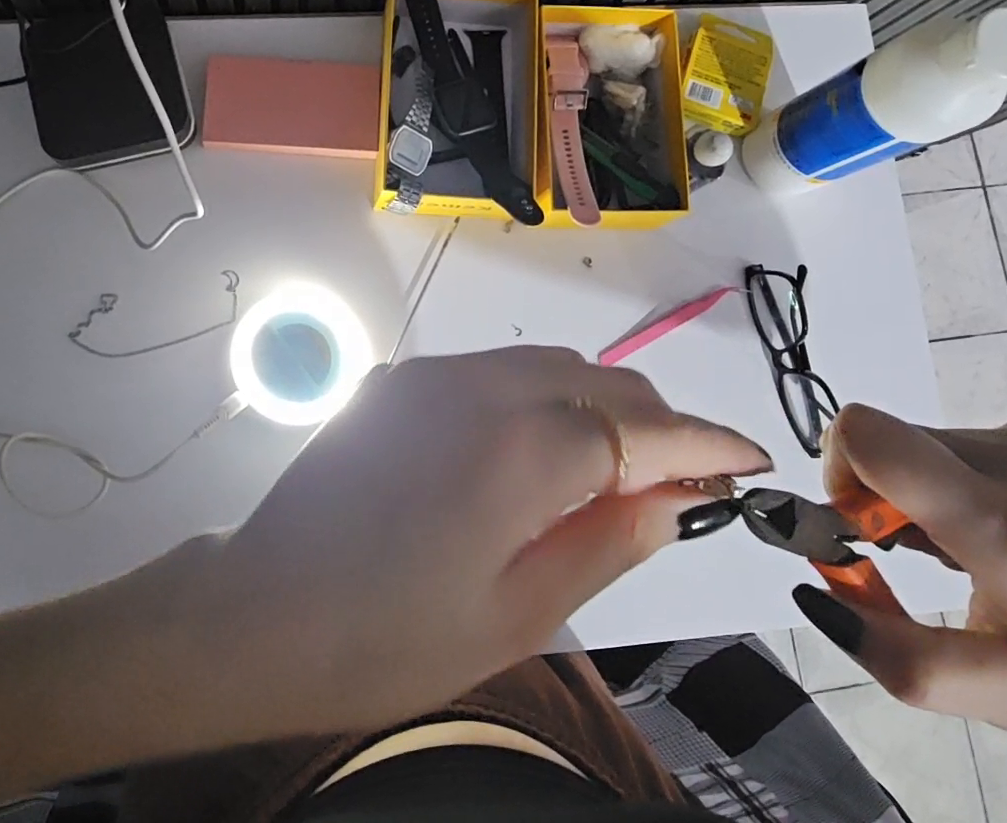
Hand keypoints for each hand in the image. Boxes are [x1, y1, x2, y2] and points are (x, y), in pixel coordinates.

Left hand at [194, 346, 770, 736]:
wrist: (256, 613)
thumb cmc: (388, 639)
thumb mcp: (516, 615)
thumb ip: (605, 545)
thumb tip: (671, 499)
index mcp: (522, 450)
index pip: (643, 429)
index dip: (707, 443)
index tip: (750, 461)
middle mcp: (479, 387)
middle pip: (600, 382)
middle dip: (654, 422)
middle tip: (680, 480)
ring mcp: (429, 375)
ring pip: (547, 367)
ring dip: (596, 405)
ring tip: (613, 467)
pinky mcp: (394, 382)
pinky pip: (492, 374)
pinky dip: (538, 400)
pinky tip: (534, 450)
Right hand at [798, 404, 1006, 818]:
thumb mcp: (994, 697)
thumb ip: (891, 650)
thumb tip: (813, 589)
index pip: (870, 438)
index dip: (834, 475)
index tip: (857, 533)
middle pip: (881, 442)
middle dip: (866, 498)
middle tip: (902, 560)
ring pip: (909, 443)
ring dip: (900, 495)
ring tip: (948, 557)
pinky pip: (943, 444)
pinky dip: (932, 485)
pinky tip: (974, 537)